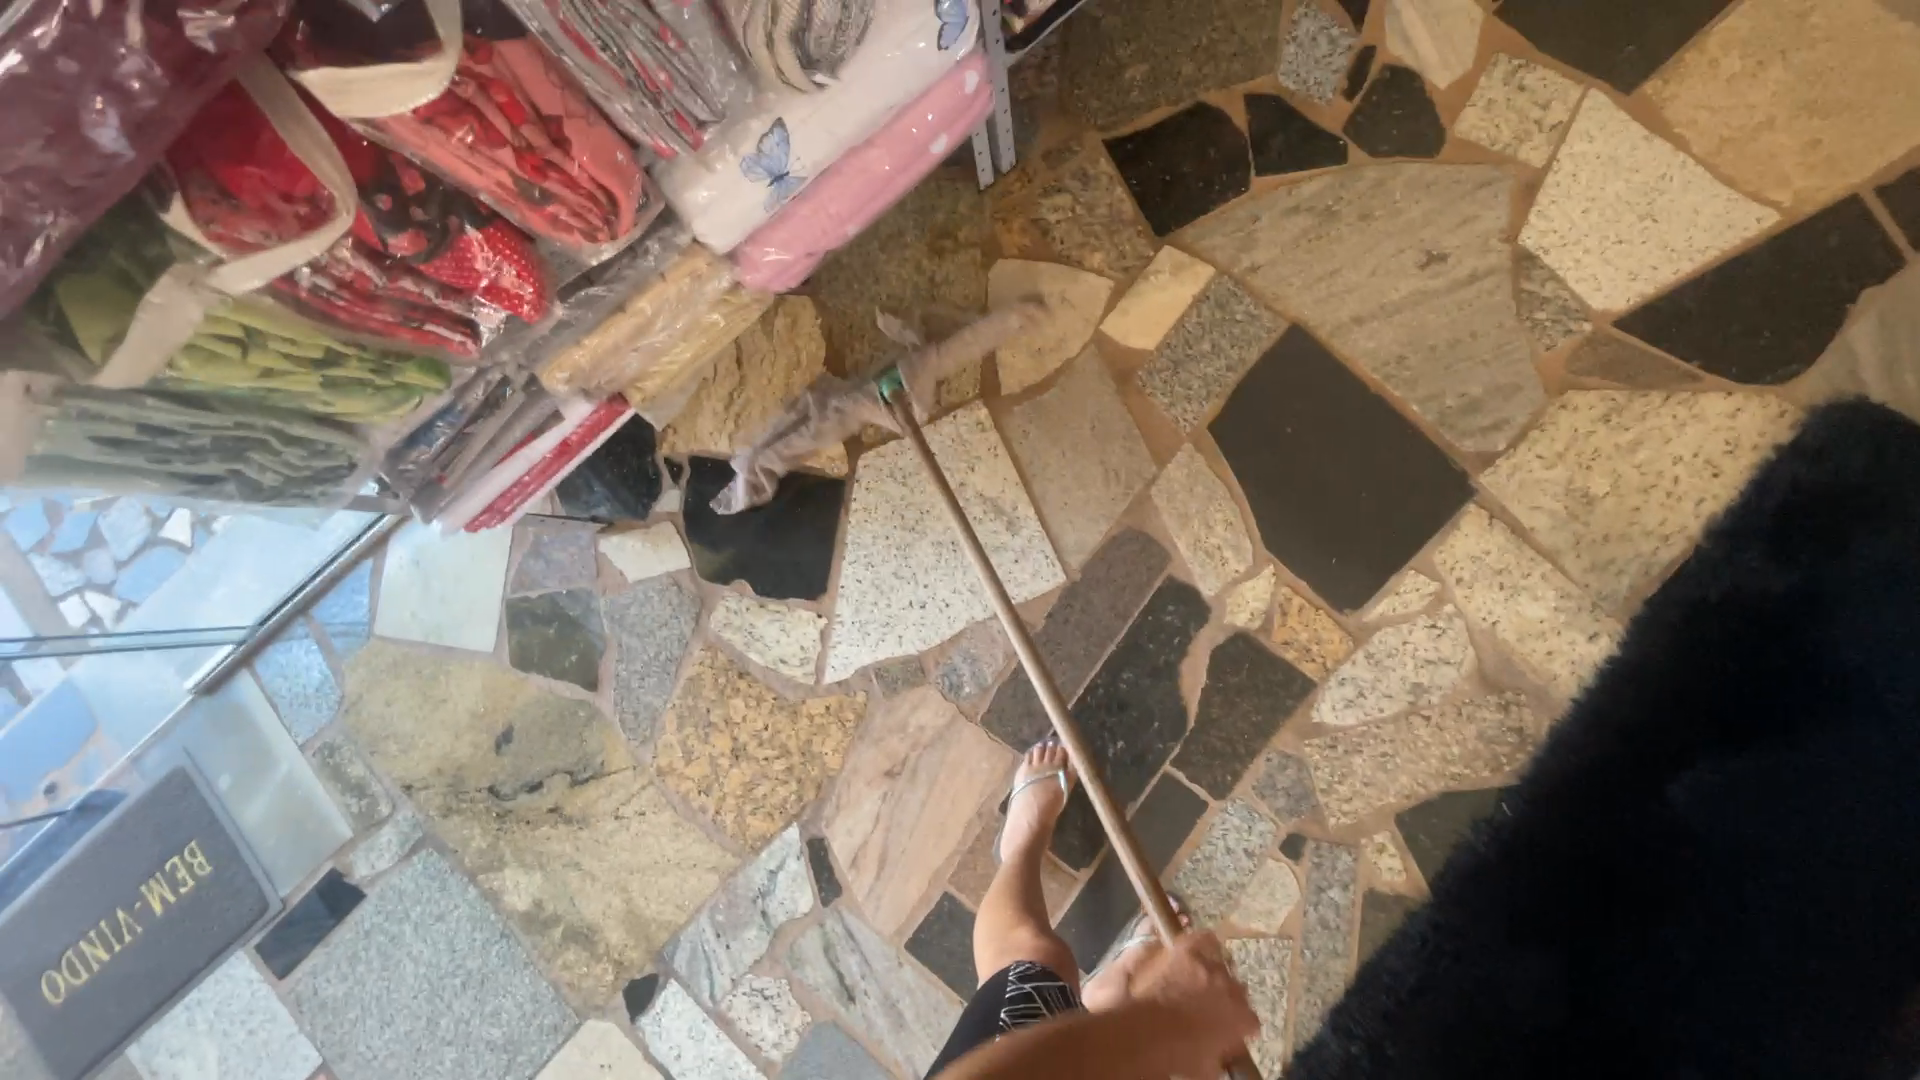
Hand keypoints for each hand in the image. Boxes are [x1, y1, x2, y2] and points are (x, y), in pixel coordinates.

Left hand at [1132, 932, 1260, 1078]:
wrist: (1147, 1031)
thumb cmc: (1177, 1055)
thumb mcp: (1207, 1068)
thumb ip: (1220, 1054)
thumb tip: (1220, 1053)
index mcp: (1240, 1019)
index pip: (1251, 1020)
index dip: (1238, 1025)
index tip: (1227, 1029)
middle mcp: (1230, 988)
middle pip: (1236, 987)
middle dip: (1226, 996)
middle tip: (1210, 1003)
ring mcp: (1208, 966)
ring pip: (1222, 960)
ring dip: (1214, 969)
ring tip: (1201, 974)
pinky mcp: (1186, 948)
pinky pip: (1203, 938)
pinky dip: (1201, 941)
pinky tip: (1195, 947)